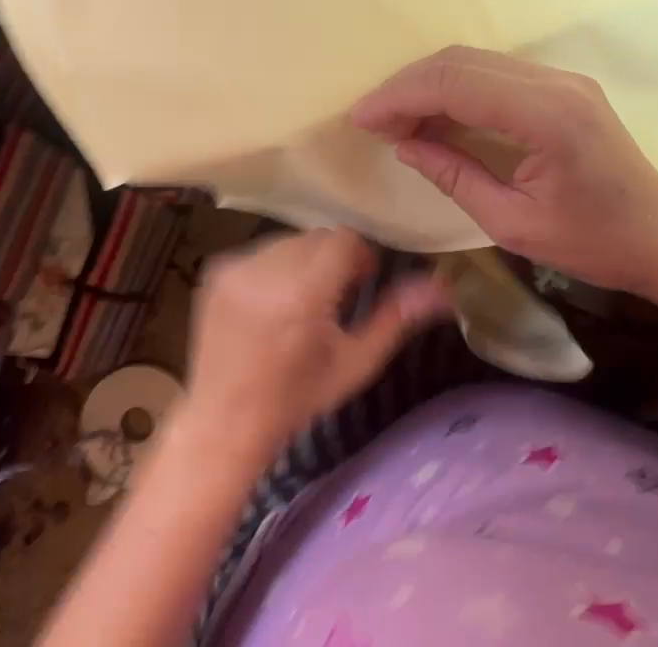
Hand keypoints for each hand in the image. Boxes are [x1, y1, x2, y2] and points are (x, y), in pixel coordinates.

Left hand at [182, 229, 447, 455]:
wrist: (226, 421)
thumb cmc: (298, 398)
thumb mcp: (356, 363)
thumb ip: (397, 318)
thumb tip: (442, 287)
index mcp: (303, 294)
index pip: (344, 240)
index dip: (360, 256)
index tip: (362, 282)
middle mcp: (265, 271)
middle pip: (317, 237)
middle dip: (333, 259)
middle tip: (337, 297)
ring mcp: (235, 269)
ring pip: (288, 240)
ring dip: (305, 261)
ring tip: (304, 303)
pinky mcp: (216, 272)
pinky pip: (260, 252)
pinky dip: (274, 268)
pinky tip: (273, 305)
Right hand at [350, 46, 657, 305]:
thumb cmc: (593, 243)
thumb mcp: (514, 224)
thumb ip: (456, 177)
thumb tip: (405, 146)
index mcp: (547, 117)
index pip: (456, 85)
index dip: (401, 97)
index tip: (360, 120)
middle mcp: (555, 84)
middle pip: (461, 62)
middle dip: (407, 86)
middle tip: (373, 122)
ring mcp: (562, 80)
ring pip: (475, 61)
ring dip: (428, 84)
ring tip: (394, 121)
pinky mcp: (563, 88)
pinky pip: (495, 74)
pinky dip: (455, 88)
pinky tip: (434, 115)